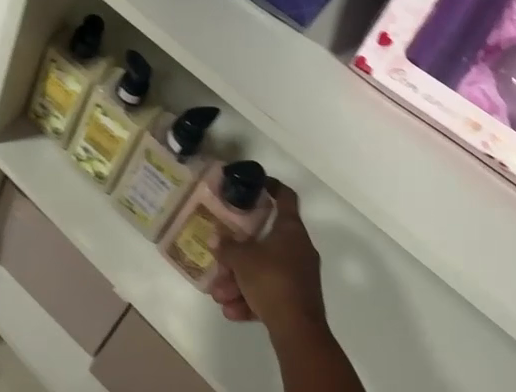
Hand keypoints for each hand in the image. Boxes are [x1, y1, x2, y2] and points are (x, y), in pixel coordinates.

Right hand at [208, 179, 325, 333]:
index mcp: (291, 230)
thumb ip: (227, 247)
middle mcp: (298, 249)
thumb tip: (216, 237)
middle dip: (238, 256)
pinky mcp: (296, 300)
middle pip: (264, 242)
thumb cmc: (272, 281)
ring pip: (263, 271)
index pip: (286, 197)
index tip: (257, 184)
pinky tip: (232, 312)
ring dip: (239, 283)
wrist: (298, 331)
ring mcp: (299, 276)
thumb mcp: (242, 260)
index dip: (272, 187)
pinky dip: (250, 300)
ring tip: (219, 296)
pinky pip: (269, 293)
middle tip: (220, 262)